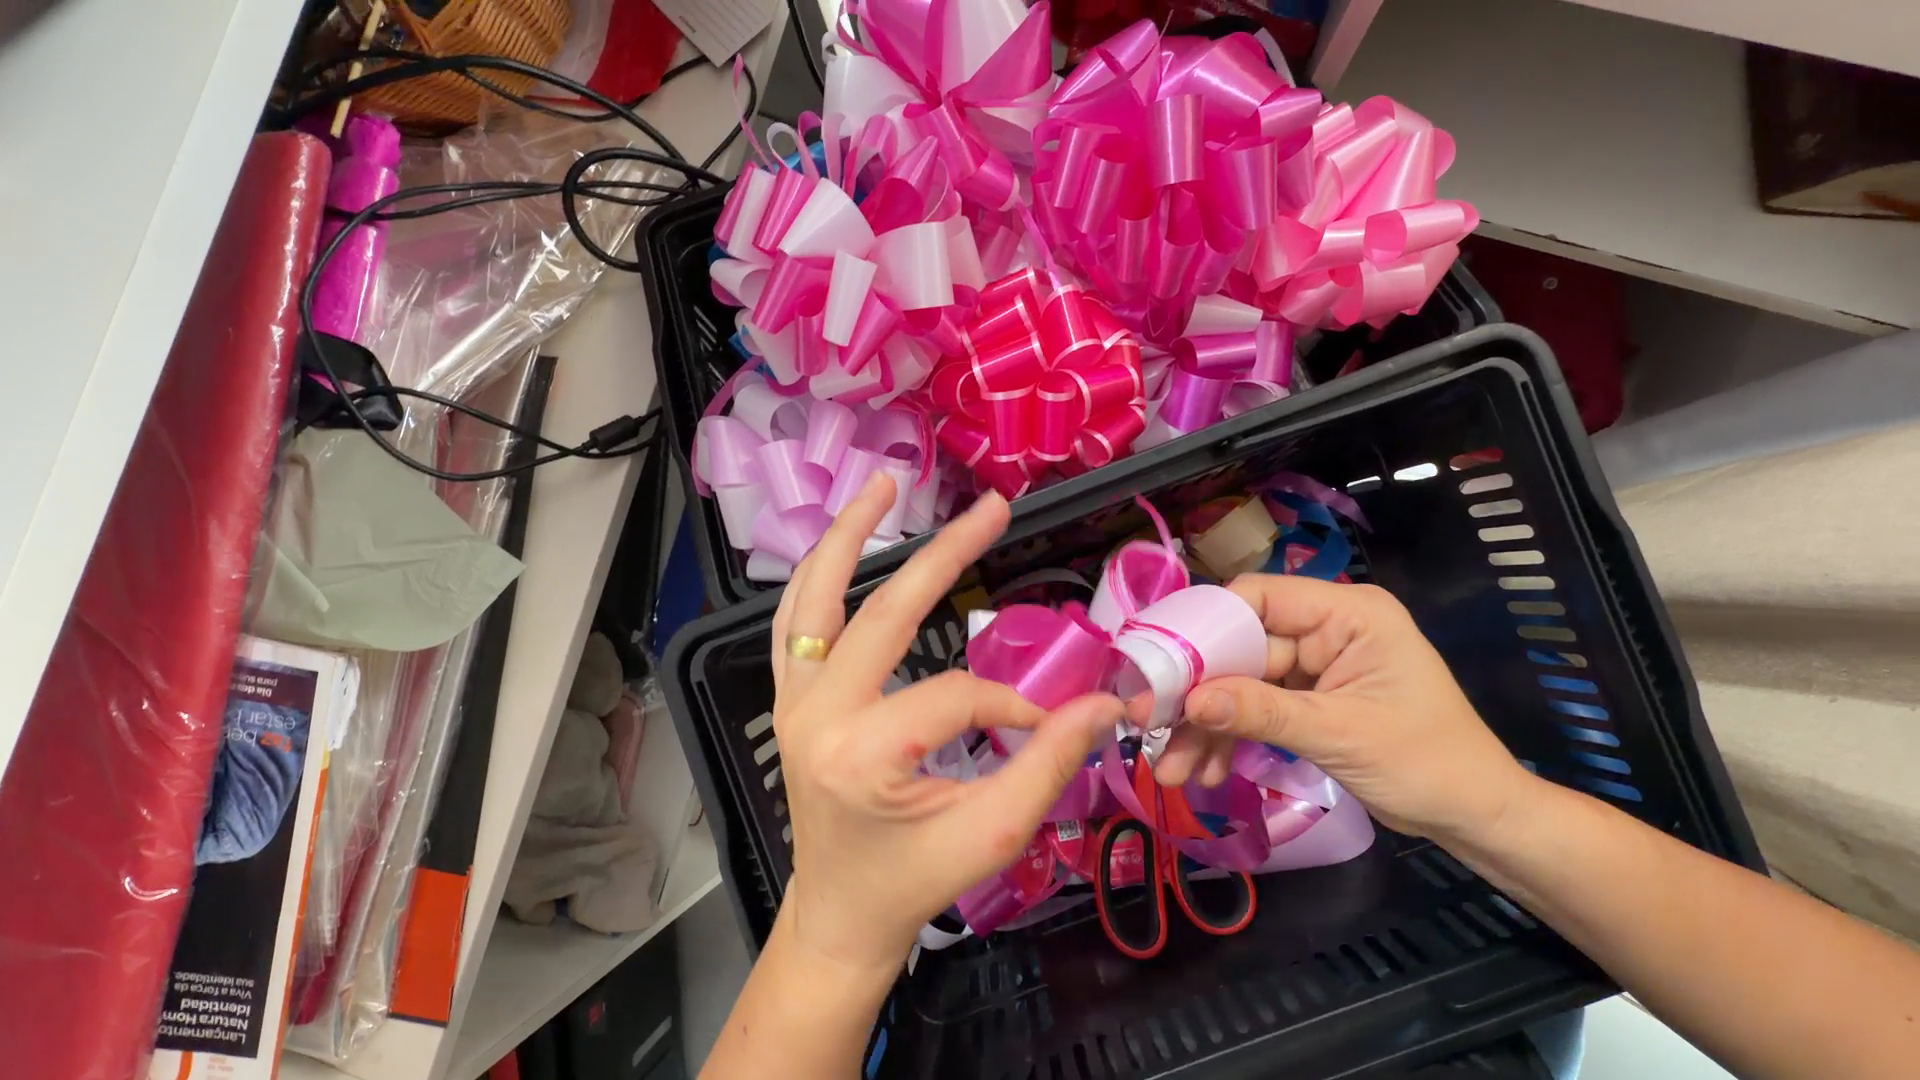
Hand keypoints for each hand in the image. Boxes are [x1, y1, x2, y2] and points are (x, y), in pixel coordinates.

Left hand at [768, 474, 1122, 975]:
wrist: (841, 915)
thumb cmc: (914, 882)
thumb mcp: (992, 834)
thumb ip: (1050, 765)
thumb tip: (1107, 704)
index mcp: (863, 753)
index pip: (956, 693)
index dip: (1012, 704)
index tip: (1046, 725)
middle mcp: (816, 714)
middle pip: (884, 612)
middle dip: (946, 555)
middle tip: (994, 507)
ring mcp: (792, 702)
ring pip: (814, 598)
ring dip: (852, 537)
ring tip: (885, 484)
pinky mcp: (788, 700)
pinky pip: (794, 625)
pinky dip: (818, 577)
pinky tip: (842, 544)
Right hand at [1150, 574, 1533, 845]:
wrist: (1475, 816)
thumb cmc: (1427, 762)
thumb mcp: (1340, 733)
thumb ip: (1262, 712)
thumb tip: (1191, 701)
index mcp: (1346, 614)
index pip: (1256, 598)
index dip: (1205, 628)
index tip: (1159, 667)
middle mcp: (1325, 629)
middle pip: (1240, 647)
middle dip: (1198, 694)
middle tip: (1150, 727)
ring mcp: (1314, 665)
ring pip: (1240, 684)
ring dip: (1206, 726)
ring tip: (1172, 771)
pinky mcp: (1307, 698)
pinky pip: (1254, 709)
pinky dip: (1230, 738)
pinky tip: (1207, 771)